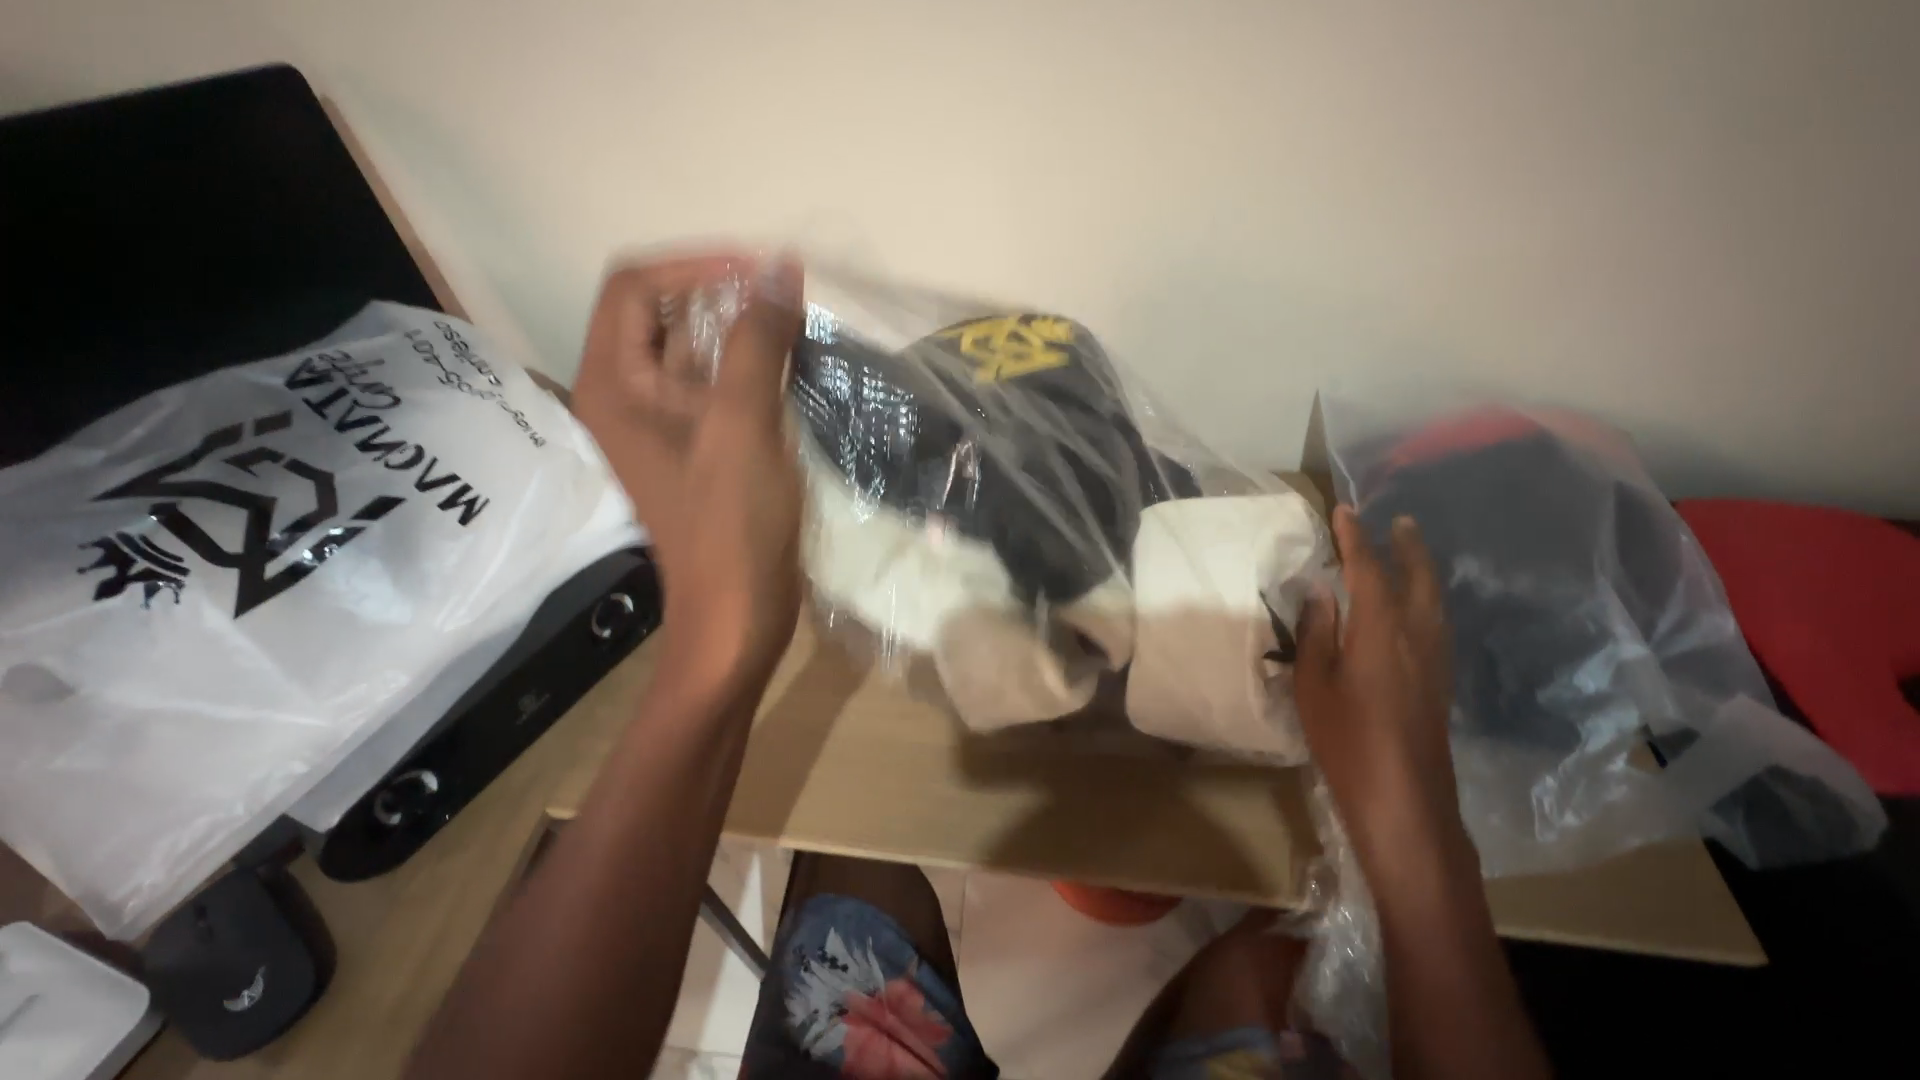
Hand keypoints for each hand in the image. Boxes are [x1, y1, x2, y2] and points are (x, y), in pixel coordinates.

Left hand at [571, 253, 805, 680]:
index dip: (694, 264)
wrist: (737, 617)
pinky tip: (795, 367)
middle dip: (723, 294)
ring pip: (696, 352)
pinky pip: (719, 389)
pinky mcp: (698, 449)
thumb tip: (780, 267)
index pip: (634, 286)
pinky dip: (752, 369)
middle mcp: (627, 397)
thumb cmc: (731, 523)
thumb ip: (757, 339)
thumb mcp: (742, 423)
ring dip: (743, 331)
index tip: (760, 272)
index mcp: (613, 384)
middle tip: (785, 296)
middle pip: (663, 314)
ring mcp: (663, 426)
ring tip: (798, 324)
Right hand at [1295, 507, 1470, 872]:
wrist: (1403, 796)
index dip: (1355, 538)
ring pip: (1434, 598)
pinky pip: (1437, 620)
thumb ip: (1316, 633)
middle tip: (1400, 522)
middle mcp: (1416, 633)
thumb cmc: (1346, 738)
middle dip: (1406, 546)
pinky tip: (1418, 607)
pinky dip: (1428, 598)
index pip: (1368, 569)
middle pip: (1417, 577)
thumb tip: (1321, 591)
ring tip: (1411, 552)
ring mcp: (1435, 657)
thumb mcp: (1313, 684)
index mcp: (1380, 628)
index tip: (1344, 512)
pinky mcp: (1441, 679)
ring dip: (1422, 569)